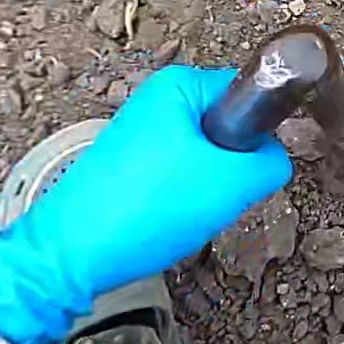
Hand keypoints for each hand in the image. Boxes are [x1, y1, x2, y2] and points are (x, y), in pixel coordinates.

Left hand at [0, 65, 292, 343]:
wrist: (69, 258)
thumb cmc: (147, 208)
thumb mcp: (237, 182)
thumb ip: (274, 162)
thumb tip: (273, 160)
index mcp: (180, 85)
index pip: (252, 94)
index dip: (262, 131)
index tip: (251, 162)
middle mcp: (158, 98)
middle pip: (232, 124)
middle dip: (237, 160)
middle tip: (223, 186)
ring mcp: (143, 130)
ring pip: (211, 150)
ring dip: (215, 180)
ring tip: (195, 203)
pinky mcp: (133, 160)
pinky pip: (186, 168)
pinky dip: (190, 191)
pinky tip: (177, 212)